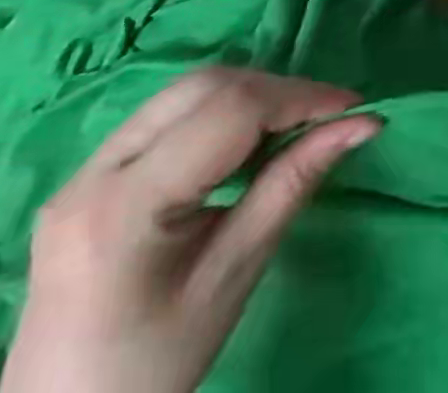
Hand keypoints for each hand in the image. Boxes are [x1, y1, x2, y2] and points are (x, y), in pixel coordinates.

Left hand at [0, 68, 379, 392]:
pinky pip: (170, 114)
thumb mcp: (237, 271)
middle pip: (204, 87)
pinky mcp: (90, 174)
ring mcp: (84, 169)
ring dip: (253, 95)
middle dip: (279, 90)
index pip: (228, 111)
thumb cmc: (156, 361)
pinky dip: (223, 112)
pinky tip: (250, 142)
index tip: (356, 110)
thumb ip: (294, 183)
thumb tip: (363, 124)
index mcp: (124, 205)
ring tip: (297, 126)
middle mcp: (94, 171)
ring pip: (186, 92)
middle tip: (330, 117)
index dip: (301, 97)